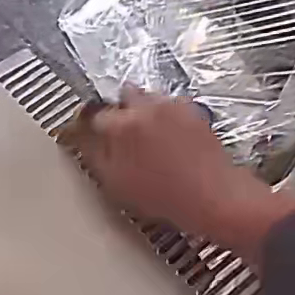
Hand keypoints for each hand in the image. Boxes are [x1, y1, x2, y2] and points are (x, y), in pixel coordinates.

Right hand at [73, 86, 294, 265]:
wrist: (213, 197)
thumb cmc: (162, 196)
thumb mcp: (115, 183)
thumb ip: (94, 155)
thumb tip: (82, 138)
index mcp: (120, 125)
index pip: (93, 114)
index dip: (89, 125)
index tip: (90, 134)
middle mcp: (146, 106)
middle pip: (123, 96)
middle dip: (118, 111)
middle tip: (119, 136)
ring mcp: (172, 106)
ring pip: (147, 99)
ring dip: (141, 112)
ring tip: (146, 140)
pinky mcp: (193, 111)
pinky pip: (169, 107)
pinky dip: (164, 117)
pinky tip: (167, 141)